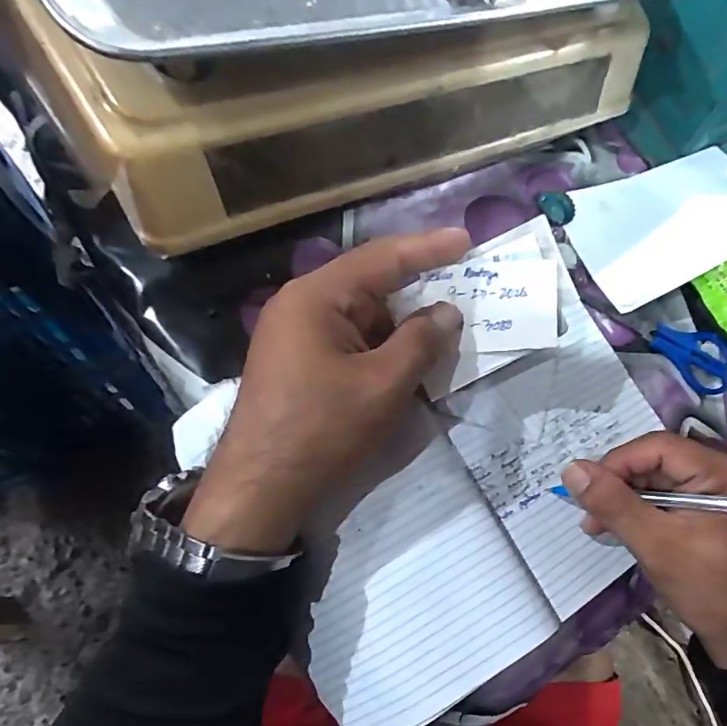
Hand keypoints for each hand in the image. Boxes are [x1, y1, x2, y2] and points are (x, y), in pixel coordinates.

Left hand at [183, 228, 470, 552]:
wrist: (261, 486)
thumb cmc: (323, 429)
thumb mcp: (383, 385)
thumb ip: (421, 342)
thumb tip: (448, 313)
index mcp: (317, 298)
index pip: (381, 258)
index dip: (427, 248)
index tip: (465, 240)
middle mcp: (301, 307)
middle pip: (371, 289)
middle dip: (417, 298)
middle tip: (462, 303)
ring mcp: (296, 337)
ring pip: (363, 321)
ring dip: (401, 332)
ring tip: (442, 345)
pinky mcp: (299, 365)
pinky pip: (350, 345)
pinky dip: (381, 353)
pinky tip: (407, 369)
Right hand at [561, 434, 726, 670]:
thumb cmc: (704, 588)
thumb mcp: (655, 543)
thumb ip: (613, 503)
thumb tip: (571, 469)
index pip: (660, 448)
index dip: (617, 463)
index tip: (585, 488)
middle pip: (658, 460)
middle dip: (618, 483)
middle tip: (589, 512)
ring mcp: (719, 489)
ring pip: (658, 477)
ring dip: (624, 497)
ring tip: (598, 524)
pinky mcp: (709, 506)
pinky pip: (666, 494)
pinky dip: (640, 508)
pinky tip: (619, 525)